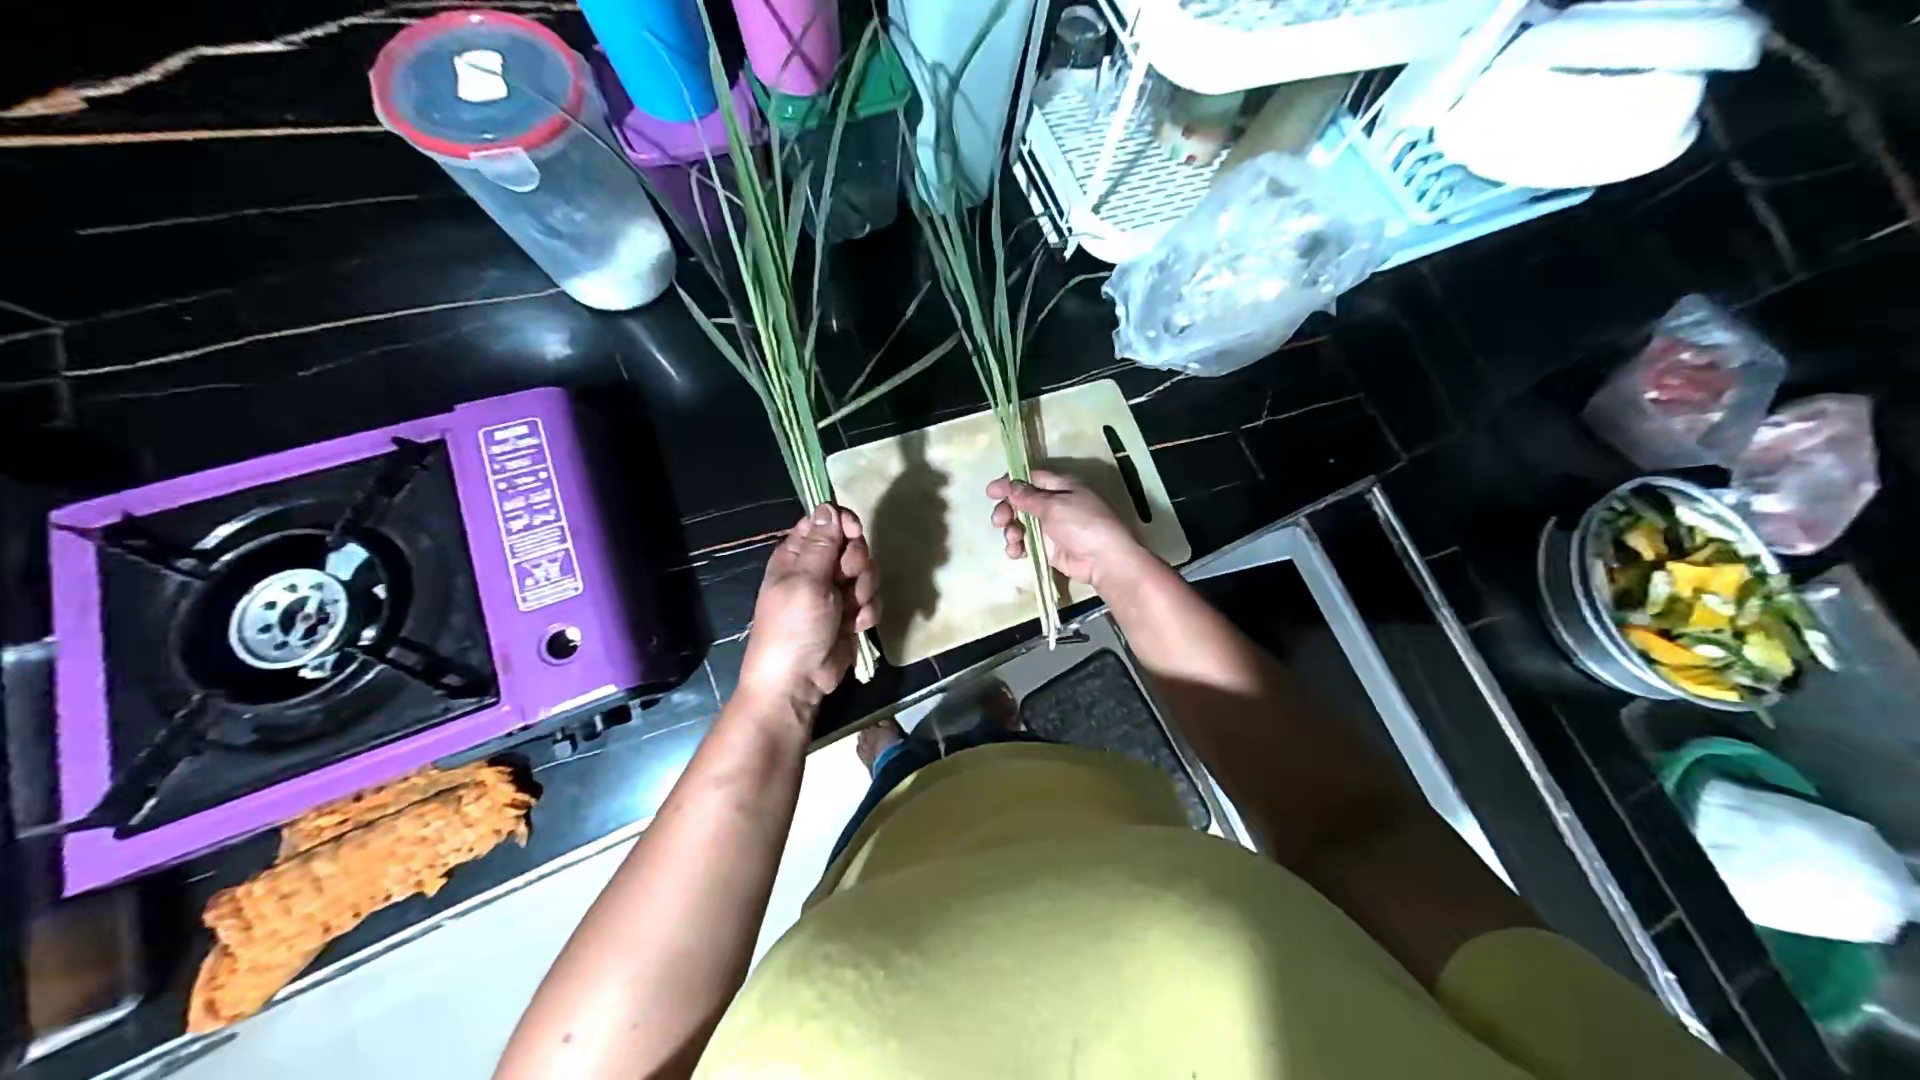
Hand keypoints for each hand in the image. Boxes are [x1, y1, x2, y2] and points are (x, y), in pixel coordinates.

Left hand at [735, 503, 877, 720]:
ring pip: (866, 573)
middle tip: (848, 578)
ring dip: (865, 590)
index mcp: (797, 555)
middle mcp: (817, 569)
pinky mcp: (852, 614)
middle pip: (852, 545)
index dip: (844, 523)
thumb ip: (822, 544)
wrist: (798, 681)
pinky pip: (872, 600)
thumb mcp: (806, 581)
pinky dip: (867, 612)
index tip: (854, 534)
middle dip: (858, 562)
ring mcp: (836, 593)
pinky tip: (856, 626)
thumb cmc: (793, 627)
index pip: (825, 522)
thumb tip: (828, 505)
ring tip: (852, 609)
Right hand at [986, 470, 1155, 592]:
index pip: (1029, 479)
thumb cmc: (1082, 524)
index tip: (991, 492)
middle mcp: (1053, 504)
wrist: (1103, 559)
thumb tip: (1010, 486)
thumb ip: (1029, 497)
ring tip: (1014, 538)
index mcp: (1060, 486)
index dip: (1009, 483)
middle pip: (1020, 502)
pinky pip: (1025, 543)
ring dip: (1011, 530)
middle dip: (1006, 510)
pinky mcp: (1047, 548)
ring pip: (1020, 523)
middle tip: (999, 520)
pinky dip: (1017, 546)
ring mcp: (1050, 527)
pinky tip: (1016, 552)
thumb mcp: (1055, 505)